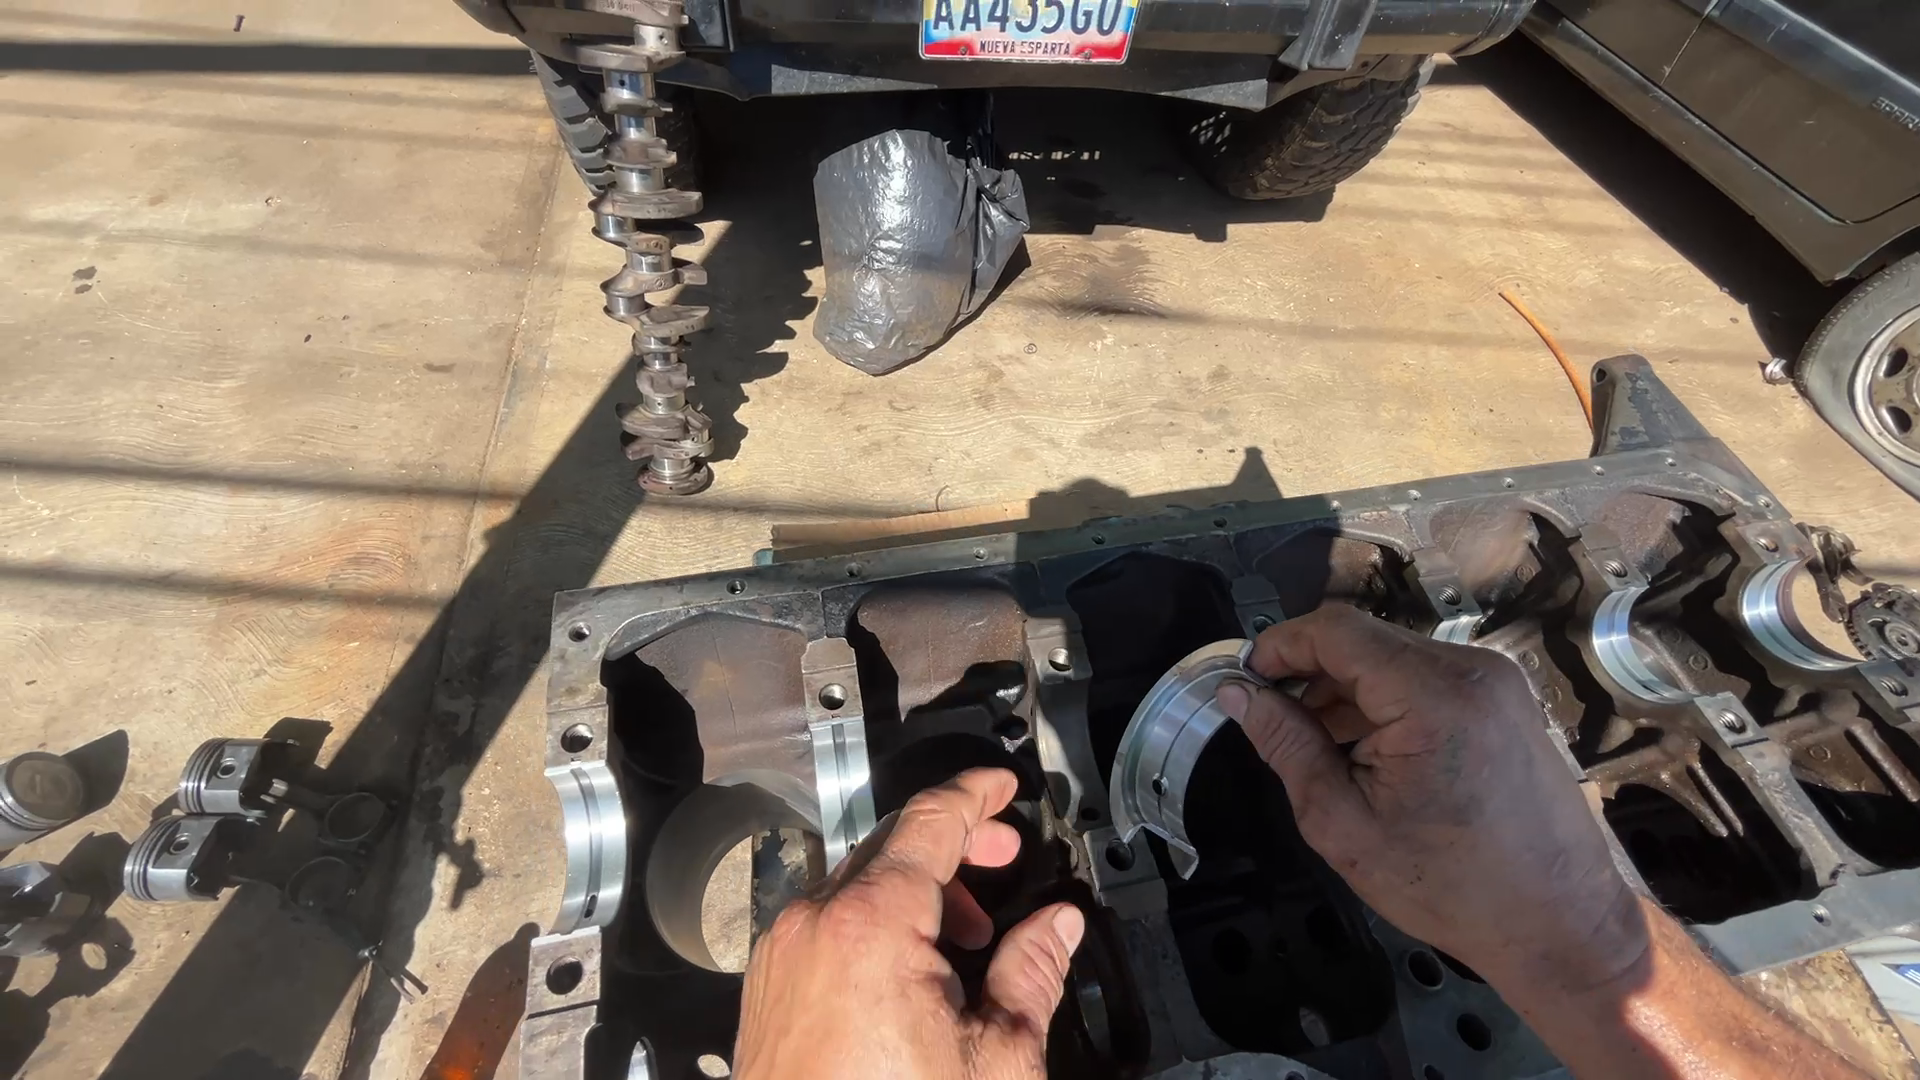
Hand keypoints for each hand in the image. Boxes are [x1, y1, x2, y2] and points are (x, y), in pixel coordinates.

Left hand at [734, 768, 1085, 1079]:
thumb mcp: (995, 1061)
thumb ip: (1032, 974)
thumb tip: (1059, 924)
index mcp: (870, 922)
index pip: (931, 820)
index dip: (975, 793)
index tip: (1003, 784)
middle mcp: (815, 920)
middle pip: (896, 843)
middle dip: (958, 841)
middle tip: (1006, 855)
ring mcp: (785, 949)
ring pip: (863, 878)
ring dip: (921, 884)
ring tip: (971, 930)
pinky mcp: (772, 981)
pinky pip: (834, 917)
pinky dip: (880, 916)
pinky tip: (916, 961)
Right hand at [1215, 605, 1643, 995]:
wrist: (1566, 931)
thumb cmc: (1449, 886)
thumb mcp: (1340, 820)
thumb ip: (1284, 743)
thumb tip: (1236, 693)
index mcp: (1433, 696)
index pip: (1334, 629)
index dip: (1278, 645)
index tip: (1244, 679)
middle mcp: (1470, 670)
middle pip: (1359, 637)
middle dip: (1305, 669)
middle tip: (1272, 715)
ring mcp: (1493, 681)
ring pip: (1385, 654)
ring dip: (1338, 685)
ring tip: (1311, 737)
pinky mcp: (1500, 698)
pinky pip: (1416, 674)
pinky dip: (1375, 697)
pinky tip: (1358, 743)